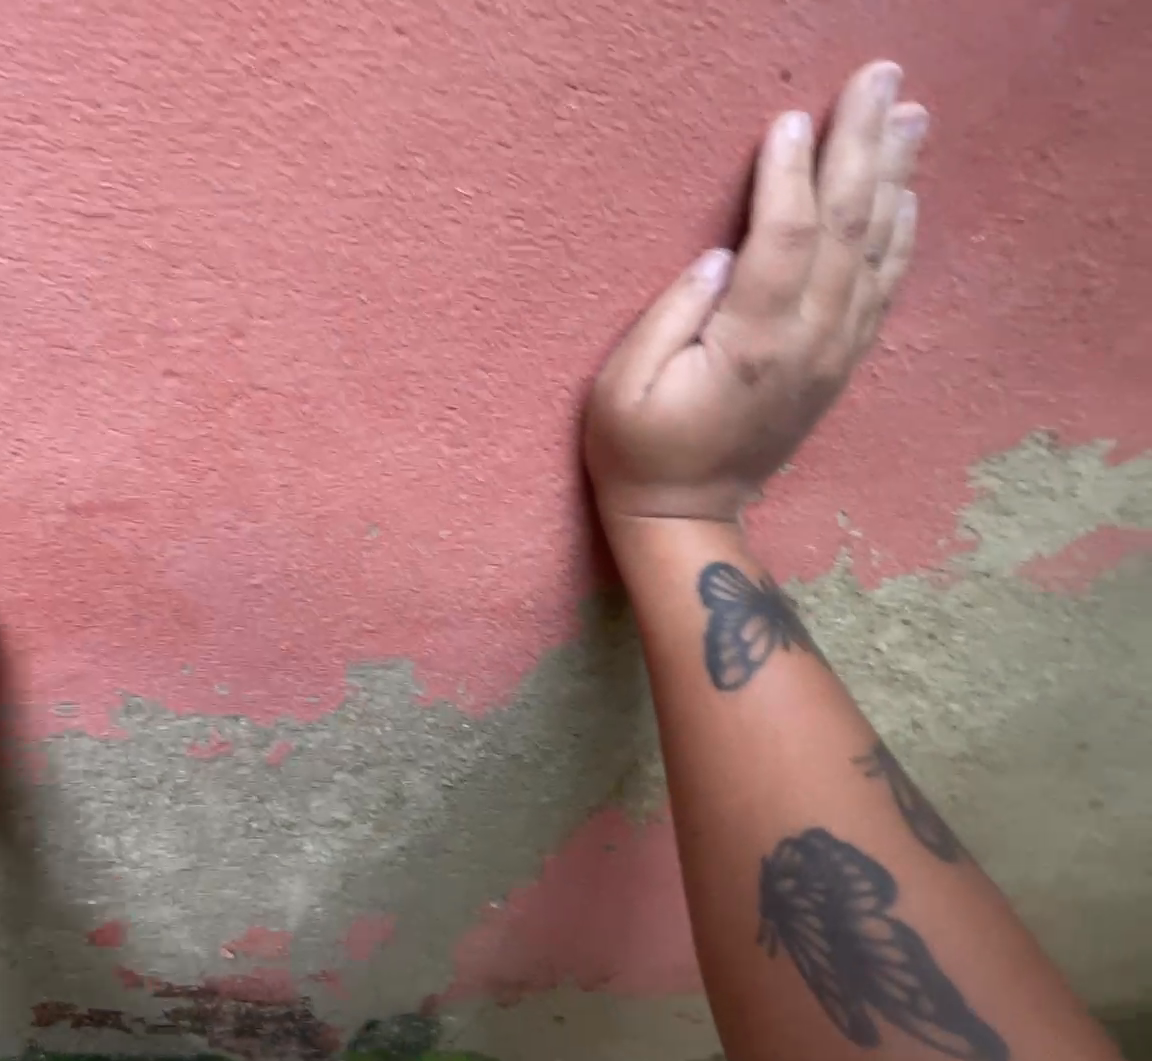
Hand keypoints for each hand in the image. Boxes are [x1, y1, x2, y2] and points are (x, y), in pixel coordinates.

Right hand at [585, 61, 927, 524]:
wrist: (684, 511)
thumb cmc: (634, 450)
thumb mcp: (619, 389)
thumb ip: (669, 319)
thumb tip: (720, 260)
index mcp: (750, 343)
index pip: (783, 239)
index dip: (789, 176)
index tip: (791, 121)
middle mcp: (807, 341)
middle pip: (845, 229)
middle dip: (862, 150)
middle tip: (880, 80)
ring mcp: (831, 354)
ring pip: (876, 252)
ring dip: (894, 179)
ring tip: (910, 117)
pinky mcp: (837, 365)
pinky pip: (882, 290)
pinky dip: (899, 237)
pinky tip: (905, 198)